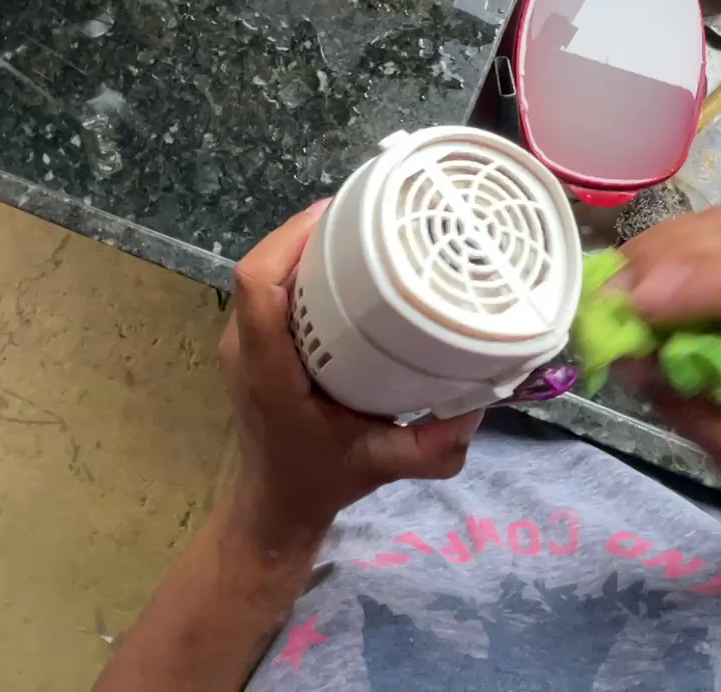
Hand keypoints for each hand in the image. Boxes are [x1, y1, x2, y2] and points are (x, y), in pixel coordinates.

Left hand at [219, 202, 483, 541]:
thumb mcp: (381, 466)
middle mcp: (244, 347)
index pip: (258, 285)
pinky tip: (341, 266)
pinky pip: (269, 290)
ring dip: (302, 246)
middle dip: (306, 232)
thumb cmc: (320, 481)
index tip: (337, 215)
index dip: (289, 239)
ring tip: (356, 233)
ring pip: (264, 274)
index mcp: (268, 370)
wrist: (274, 505)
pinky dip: (298, 267)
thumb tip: (478, 404)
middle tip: (364, 217)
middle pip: (262, 267)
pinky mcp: (250, 342)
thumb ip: (431, 448)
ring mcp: (241, 343)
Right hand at [611, 209, 720, 514]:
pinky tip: (632, 281)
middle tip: (610, 300)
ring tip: (614, 293)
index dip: (713, 284)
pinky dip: (658, 249)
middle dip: (667, 264)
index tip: (642, 306)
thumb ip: (691, 408)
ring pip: (717, 229)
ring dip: (656, 252)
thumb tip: (626, 355)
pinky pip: (701, 232)